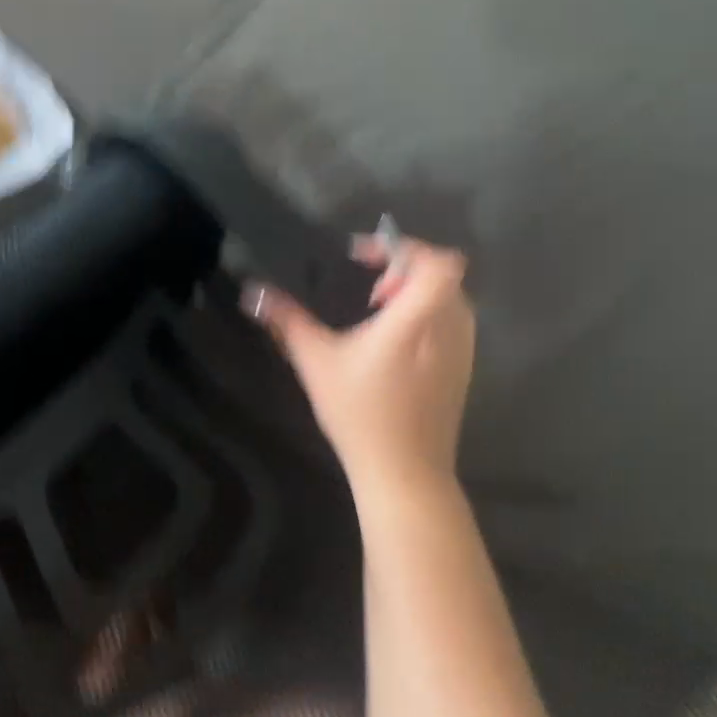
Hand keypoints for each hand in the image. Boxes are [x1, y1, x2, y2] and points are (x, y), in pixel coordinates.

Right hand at [250, 235, 475, 501]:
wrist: (404, 468)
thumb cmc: (359, 410)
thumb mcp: (313, 360)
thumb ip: (286, 320)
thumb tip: (253, 291)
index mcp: (417, 318)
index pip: (436, 261)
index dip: (401, 248)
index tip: (362, 258)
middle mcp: (449, 326)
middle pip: (442, 274)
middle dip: (402, 269)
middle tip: (365, 287)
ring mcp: (463, 350)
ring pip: (449, 299)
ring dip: (414, 293)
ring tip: (376, 312)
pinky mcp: (463, 370)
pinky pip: (450, 324)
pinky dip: (424, 317)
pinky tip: (390, 344)